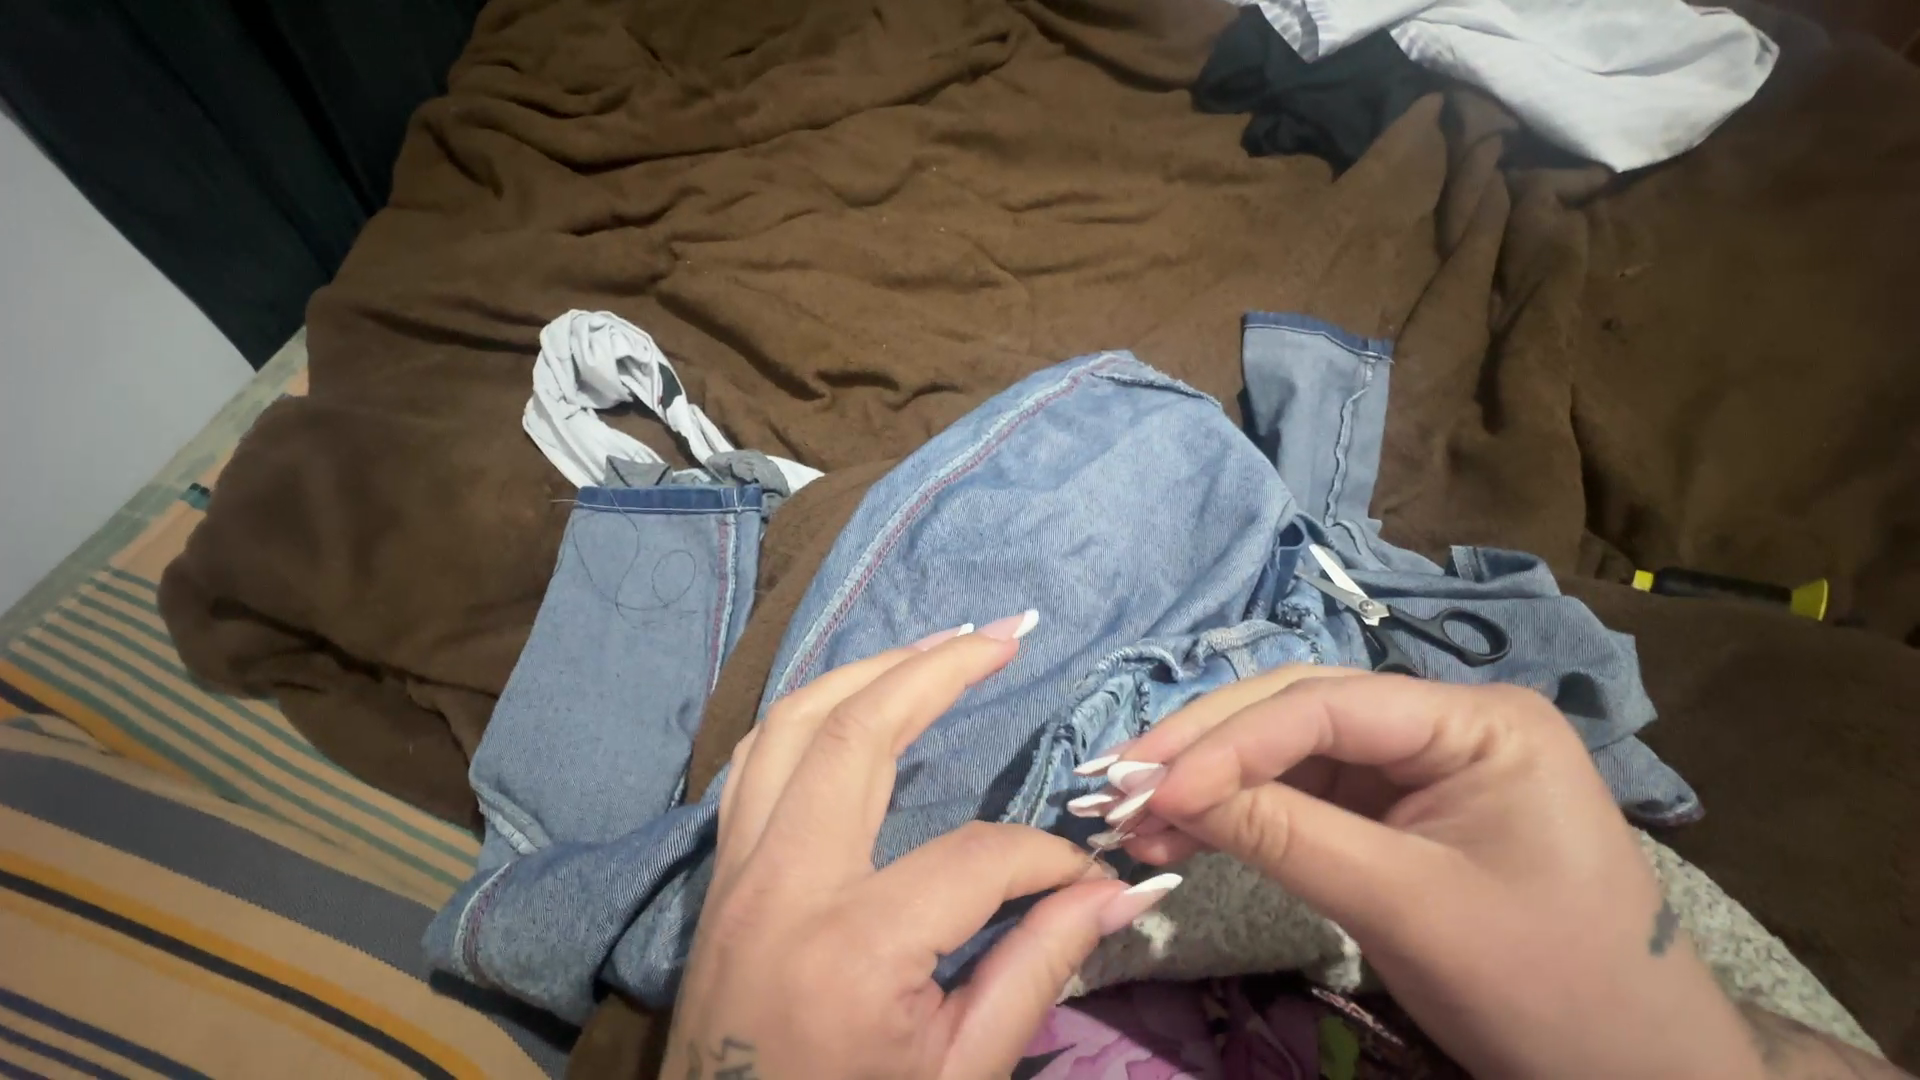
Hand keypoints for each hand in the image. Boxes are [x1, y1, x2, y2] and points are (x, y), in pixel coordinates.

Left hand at [663, 613, 1175, 1079]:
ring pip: (792, 723)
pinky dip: (811, 710)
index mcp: (853, 947)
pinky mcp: (720, 871)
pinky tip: (857, 697)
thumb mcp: (963, 1075)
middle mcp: (783, 883)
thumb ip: (1039, 968)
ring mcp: (736, 868)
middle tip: (1005, 633)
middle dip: (941, 669)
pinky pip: (756, 758)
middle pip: (860, 732)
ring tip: (938, 643)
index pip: (977, 857)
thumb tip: (1120, 890)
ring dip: (868, 669)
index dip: (1048, 857)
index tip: (1087, 873)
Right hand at [1086, 668, 1767, 1079]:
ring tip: (1133, 819)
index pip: (1325, 708)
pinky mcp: (1382, 806)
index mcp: (1475, 720)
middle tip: (1119, 783)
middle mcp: (1436, 720)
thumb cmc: (1552, 994)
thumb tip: (1170, 794)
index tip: (1154, 789)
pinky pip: (1292, 793)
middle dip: (1204, 750)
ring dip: (1207, 785)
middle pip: (1292, 712)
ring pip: (1280, 751)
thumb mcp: (1408, 910)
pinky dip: (1234, 816)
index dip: (1230, 744)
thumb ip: (1285, 835)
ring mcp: (1406, 762)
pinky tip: (1178, 835)